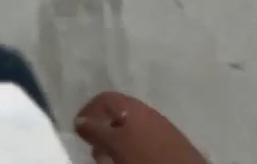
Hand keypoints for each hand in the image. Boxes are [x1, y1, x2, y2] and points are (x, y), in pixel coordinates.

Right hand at [74, 91, 207, 163]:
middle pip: (119, 116)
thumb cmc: (146, 158)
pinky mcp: (177, 148)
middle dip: (104, 132)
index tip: (78, 130)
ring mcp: (165, 129)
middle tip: (96, 151)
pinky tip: (135, 161)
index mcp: (132, 106)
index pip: (104, 99)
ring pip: (134, 132)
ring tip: (113, 160)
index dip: (88, 111)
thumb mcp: (114, 145)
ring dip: (120, 144)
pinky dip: (136, 151)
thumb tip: (79, 120)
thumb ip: (94, 131)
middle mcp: (148, 112)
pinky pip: (148, 144)